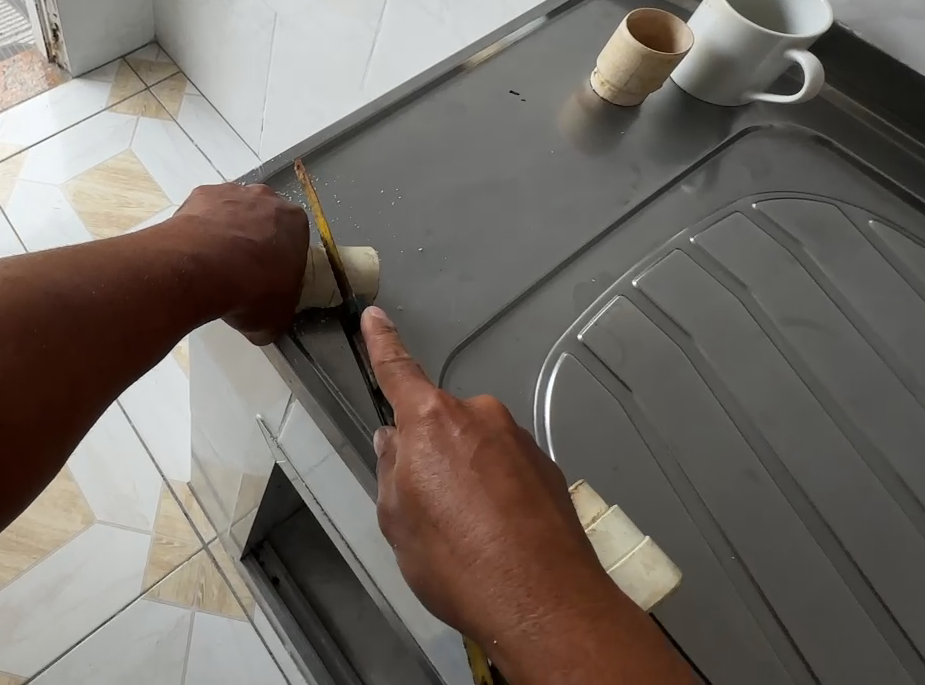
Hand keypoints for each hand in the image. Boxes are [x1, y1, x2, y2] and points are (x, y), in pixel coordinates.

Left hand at [165, 183, 306, 343]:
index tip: (267, 280)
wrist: (202, 268)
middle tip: (239, 271)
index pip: (293, 240)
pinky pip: (204, 212)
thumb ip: (277, 314)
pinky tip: (193, 251)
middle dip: (254, 240)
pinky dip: (200, 228)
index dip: (280, 260)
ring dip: (226, 232)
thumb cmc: (251, 291)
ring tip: (211, 264)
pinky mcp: (201, 193)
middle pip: (263, 219)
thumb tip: (265, 325)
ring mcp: (232, 192)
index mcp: (295, 223)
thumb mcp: (276, 318)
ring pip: (232, 212)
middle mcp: (267, 199)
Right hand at [363, 308, 692, 682]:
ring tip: (472, 532)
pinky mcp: (549, 470)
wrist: (547, 607)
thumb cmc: (457, 561)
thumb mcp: (397, 519)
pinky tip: (503, 535)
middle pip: (439, 422)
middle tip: (431, 505)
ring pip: (476, 446)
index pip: (397, 369)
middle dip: (430, 451)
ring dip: (468, 473)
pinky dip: (500, 491)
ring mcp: (519, 441)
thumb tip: (393, 443)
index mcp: (430, 420)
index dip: (382, 342)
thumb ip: (389, 471)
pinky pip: (509, 468)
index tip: (374, 316)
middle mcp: (477, 416)